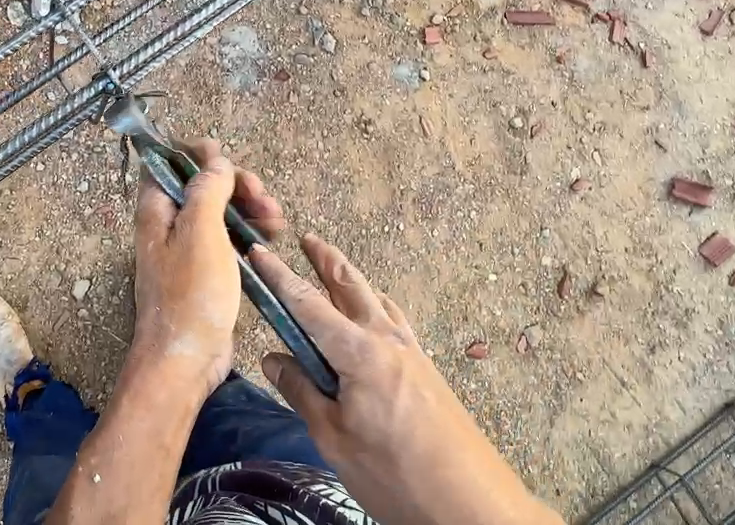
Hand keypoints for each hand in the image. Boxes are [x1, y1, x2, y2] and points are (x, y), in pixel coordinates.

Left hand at [128, 141, 284, 398]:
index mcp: (157, 209)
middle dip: (234, 182)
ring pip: (220, 210)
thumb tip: (215, 160)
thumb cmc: (190, 294)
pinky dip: (249, 231)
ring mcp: (188, 247)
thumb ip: (207, 190)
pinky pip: (229, 237)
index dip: (195, 153)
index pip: (167, 161)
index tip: (225, 156)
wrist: (186, 359)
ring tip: (276, 219)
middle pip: (201, 184)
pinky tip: (271, 236)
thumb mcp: (201, 233)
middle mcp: (168, 223)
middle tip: (262, 195)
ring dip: (248, 206)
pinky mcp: (207, 269)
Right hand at [253, 236, 562, 524]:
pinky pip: (395, 321)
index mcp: (358, 352)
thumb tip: (273, 359)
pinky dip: (376, 305)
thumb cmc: (396, 475)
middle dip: (326, 259)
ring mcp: (412, 353)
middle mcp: (386, 340)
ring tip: (337, 271)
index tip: (257, 250)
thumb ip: (302, 393)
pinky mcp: (427, 371)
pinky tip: (374, 319)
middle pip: (351, 286)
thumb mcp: (334, 439)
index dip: (278, 275)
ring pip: (377, 299)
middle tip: (308, 238)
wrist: (476, 509)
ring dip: (352, 280)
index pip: (307, 303)